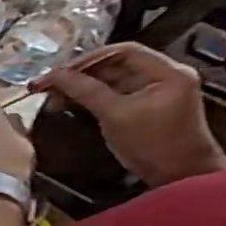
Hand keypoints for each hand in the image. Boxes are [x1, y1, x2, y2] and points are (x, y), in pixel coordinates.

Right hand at [33, 43, 225, 186]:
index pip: (123, 51)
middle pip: (114, 64)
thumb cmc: (152, 143)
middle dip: (79, 74)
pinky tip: (67, 103)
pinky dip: (89, 96)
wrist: (180, 174)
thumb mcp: (115, 114)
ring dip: (80, 86)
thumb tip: (54, 75)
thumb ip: (85, 91)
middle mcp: (163, 76)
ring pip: (110, 79)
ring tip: (51, 96)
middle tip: (46, 85)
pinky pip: (112, 93)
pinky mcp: (144, 105)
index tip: (57, 73)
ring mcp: (154, 91)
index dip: (87, 59)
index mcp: (167, 72)